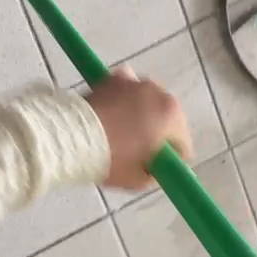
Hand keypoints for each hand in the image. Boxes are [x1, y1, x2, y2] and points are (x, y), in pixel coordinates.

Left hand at [85, 67, 190, 188]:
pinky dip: (125, 95)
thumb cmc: (111, 158)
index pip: (183, 145)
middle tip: (139, 150)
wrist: (73, 136)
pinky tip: (115, 108)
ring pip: (149, 100)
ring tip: (123, 129)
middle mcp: (160, 93)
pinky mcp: (115, 77)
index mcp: (172, 117)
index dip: (172, 160)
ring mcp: (137, 81)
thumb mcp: (138, 180)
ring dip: (143, 112)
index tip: (159, 168)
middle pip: (168, 118)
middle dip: (158, 132)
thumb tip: (158, 170)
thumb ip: (155, 174)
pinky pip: (128, 86)